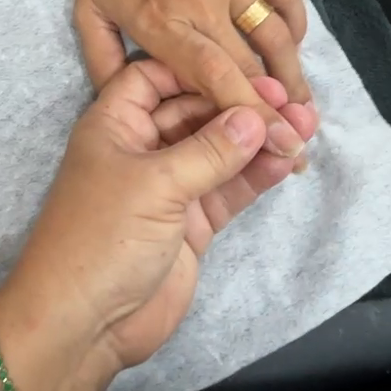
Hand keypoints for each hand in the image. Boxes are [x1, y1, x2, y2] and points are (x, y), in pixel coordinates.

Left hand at [0, 61, 319, 390]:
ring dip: (258, 139)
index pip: (158, 76)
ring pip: (219, 150)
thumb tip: (256, 117)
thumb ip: (209, 151)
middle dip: (239, 105)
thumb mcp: (155, 184)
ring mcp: (169, 183)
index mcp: (116, 121)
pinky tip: (289, 161)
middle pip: (195, 111)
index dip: (196, 68)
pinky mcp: (191, 220)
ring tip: (305, 125)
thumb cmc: (103, 235)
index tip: (243, 65)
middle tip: (289, 99)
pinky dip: (256, 174)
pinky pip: (227, 187)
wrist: (85, 325)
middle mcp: (143, 144)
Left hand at [75, 0, 311, 158]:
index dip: (246, 114)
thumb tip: (124, 106)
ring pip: (276, 35)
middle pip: (250, 65)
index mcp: (159, 22)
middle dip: (277, 110)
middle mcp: (200, 2)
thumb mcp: (87, 11)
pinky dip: (297, 25)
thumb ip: (102, 63)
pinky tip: (293, 48)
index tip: (272, 145)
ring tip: (303, 108)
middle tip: (295, 142)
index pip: (211, 76)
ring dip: (295, 75)